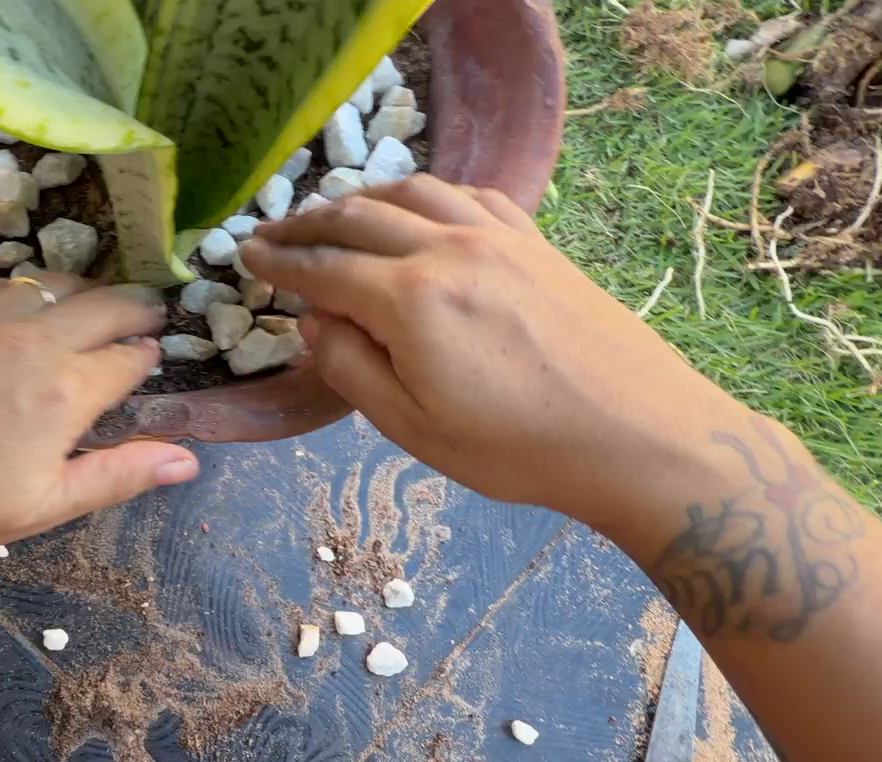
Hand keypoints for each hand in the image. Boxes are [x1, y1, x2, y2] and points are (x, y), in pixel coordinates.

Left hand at [0, 275, 199, 564]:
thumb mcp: (42, 507)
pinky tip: (29, 308)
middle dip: (136, 308)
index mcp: (66, 392)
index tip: (152, 359)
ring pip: (57, 283)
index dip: (147, 357)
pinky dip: (33, 290)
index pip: (129, 358)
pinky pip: (6, 283)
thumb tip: (189, 461)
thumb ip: (118, 476)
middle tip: (147, 315)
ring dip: (89, 292)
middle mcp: (35, 338)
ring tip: (96, 307)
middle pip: (106, 304)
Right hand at [239, 176, 753, 532]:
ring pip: (413, 194)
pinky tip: (413, 209)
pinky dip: (423, 195)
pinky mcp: (535, 243)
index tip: (245, 254)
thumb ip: (350, 367)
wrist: (636, 435)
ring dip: (360, 200)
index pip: (324, 268)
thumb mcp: (407, 425)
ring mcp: (500, 238)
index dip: (278, 262)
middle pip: (361, 219)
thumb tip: (316, 321)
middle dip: (306, 224)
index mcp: (411, 299)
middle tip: (270, 232)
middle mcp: (451, 249)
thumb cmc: (510, 446)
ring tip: (330, 215)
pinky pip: (467, 196)